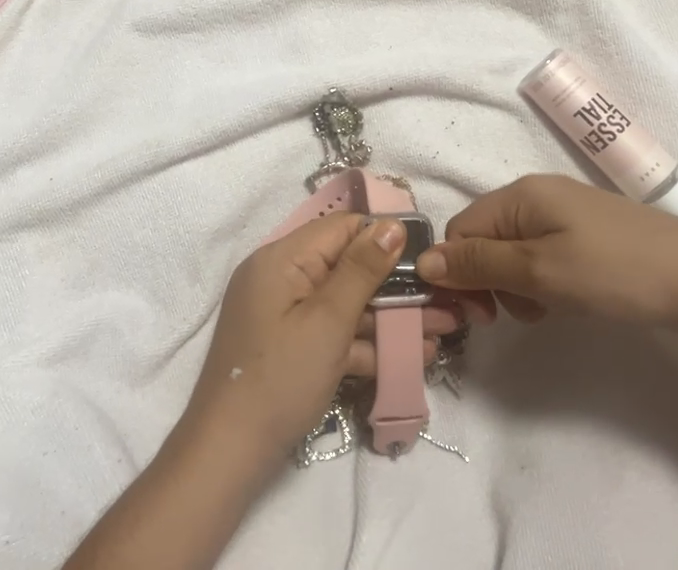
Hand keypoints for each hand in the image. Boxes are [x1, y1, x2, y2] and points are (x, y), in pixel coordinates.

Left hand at [184, 213, 450, 457]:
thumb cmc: (279, 377)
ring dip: (393, 317)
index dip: (385, 237)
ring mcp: (287, 315)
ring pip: (348, 304)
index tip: (428, 256)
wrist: (229, 453)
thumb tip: (392, 224)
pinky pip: (336, 333)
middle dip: (398, 285)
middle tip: (447, 299)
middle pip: (348, 267)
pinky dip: (370, 344)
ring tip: (445, 329)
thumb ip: (361, 270)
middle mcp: (282, 278)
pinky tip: (415, 357)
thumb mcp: (327, 321)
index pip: (341, 229)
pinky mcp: (294, 347)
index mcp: (281, 259)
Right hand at [415, 174, 677, 326]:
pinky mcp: (588, 232)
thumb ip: (479, 265)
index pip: (460, 231)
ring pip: (513, 250)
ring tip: (544, 312)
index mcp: (520, 195)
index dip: (459, 273)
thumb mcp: (539, 272)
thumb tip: (424, 260)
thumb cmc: (615, 273)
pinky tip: (564, 302)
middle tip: (514, 317)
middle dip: (487, 281)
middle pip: (484, 239)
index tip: (479, 316)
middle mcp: (537, 194)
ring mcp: (566, 211)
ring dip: (515, 285)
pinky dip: (542, 281)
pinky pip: (542, 253)